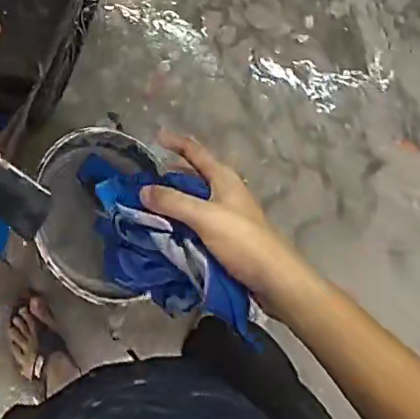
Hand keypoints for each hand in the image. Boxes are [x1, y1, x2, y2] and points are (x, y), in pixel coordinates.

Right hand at [141, 132, 311, 305]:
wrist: (277, 282)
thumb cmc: (243, 241)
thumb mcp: (204, 217)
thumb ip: (173, 202)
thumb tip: (143, 190)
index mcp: (223, 177)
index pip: (195, 151)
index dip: (175, 142)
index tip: (155, 136)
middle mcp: (225, 191)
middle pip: (193, 176)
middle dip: (170, 175)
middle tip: (144, 180)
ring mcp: (227, 214)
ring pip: (194, 201)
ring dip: (174, 201)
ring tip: (149, 206)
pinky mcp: (227, 237)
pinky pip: (198, 222)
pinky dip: (181, 222)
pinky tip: (166, 230)